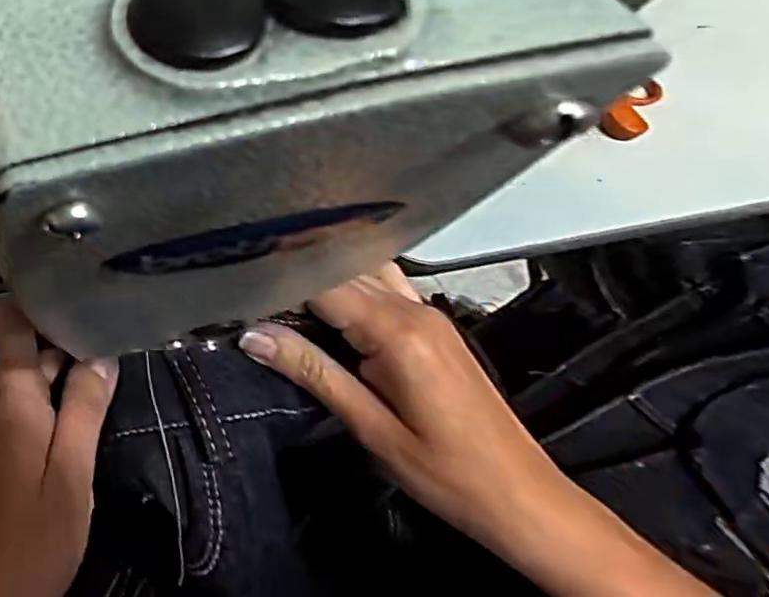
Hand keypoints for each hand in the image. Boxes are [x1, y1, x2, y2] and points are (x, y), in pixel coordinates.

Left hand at [0, 301, 118, 596]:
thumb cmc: (33, 531)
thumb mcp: (71, 470)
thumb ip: (85, 406)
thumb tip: (103, 353)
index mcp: (11, 389)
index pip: (11, 317)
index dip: (36, 293)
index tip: (75, 279)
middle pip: (28, 340)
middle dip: (65, 328)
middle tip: (110, 313)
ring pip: (33, 368)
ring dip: (65, 359)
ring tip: (109, 344)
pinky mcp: (3, 439)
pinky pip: (32, 394)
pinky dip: (58, 387)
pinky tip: (89, 390)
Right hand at [239, 265, 711, 596]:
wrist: (527, 501)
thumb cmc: (450, 475)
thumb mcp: (371, 428)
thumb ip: (311, 372)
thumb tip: (254, 336)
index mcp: (397, 332)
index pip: (323, 283)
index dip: (280, 277)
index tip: (241, 279)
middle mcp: (414, 310)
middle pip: (342, 267)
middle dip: (296, 270)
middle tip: (252, 281)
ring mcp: (428, 312)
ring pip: (363, 267)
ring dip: (324, 270)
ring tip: (282, 280)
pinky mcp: (434, 322)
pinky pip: (385, 281)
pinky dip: (352, 278)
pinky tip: (331, 292)